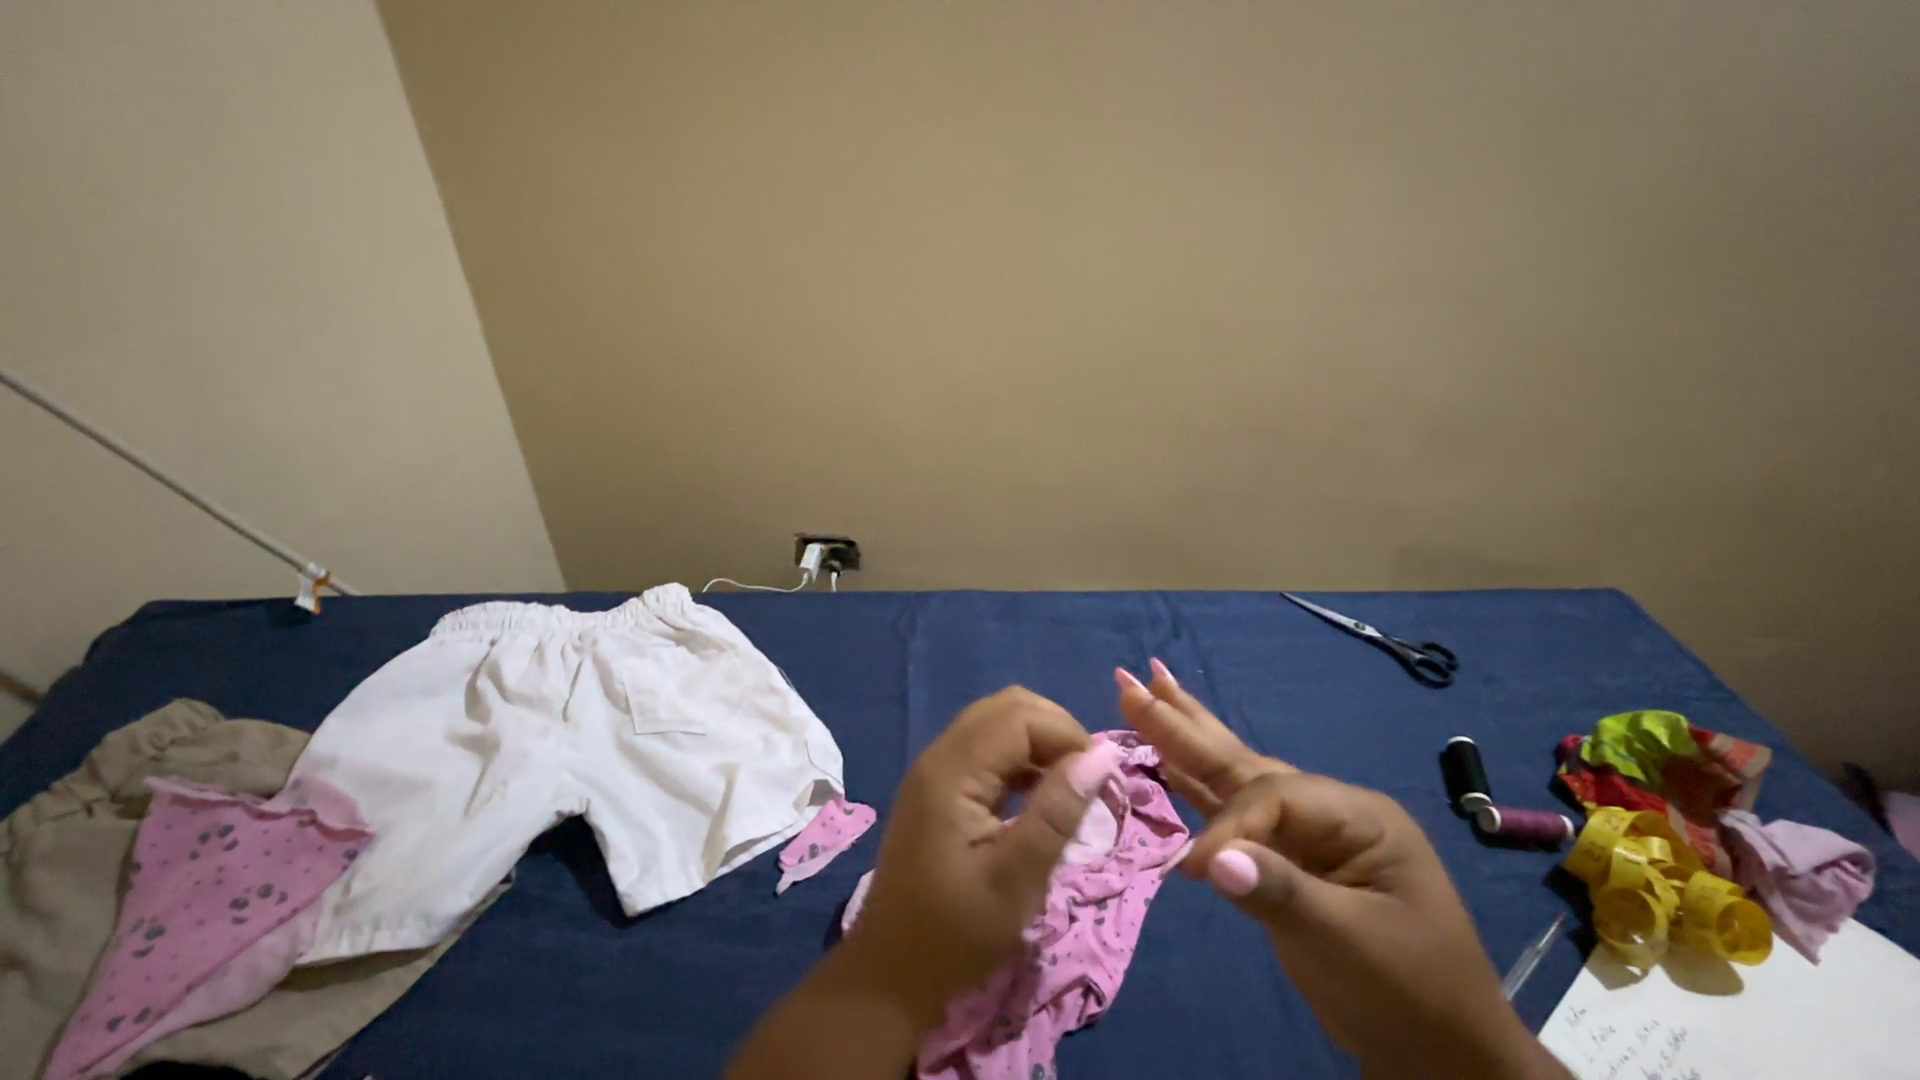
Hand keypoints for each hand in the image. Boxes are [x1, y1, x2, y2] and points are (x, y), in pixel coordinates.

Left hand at [728, 688, 1119, 1079]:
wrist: (891, 973)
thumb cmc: (956, 932)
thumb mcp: (1018, 877)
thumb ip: (1059, 810)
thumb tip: (1104, 753)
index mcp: (952, 771)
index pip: (1020, 716)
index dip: (1068, 735)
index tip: (1102, 779)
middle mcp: (939, 757)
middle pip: (1006, 708)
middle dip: (1056, 731)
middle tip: (1089, 779)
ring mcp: (935, 771)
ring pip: (997, 725)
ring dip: (1040, 744)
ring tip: (1072, 789)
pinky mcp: (939, 790)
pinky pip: (986, 751)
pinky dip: (1021, 760)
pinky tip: (1041, 796)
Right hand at [1116, 662, 1568, 1079]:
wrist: (1440, 1054)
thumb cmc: (1407, 993)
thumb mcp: (1348, 945)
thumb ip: (1278, 892)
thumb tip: (1209, 860)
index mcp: (1355, 815)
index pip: (1271, 799)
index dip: (1226, 827)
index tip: (1194, 872)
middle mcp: (1327, 810)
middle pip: (1242, 761)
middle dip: (1184, 722)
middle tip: (1132, 678)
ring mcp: (1307, 835)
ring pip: (1234, 778)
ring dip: (1186, 740)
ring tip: (1146, 694)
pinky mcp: (1287, 862)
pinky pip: (1233, 813)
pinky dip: (1197, 788)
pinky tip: (1170, 765)